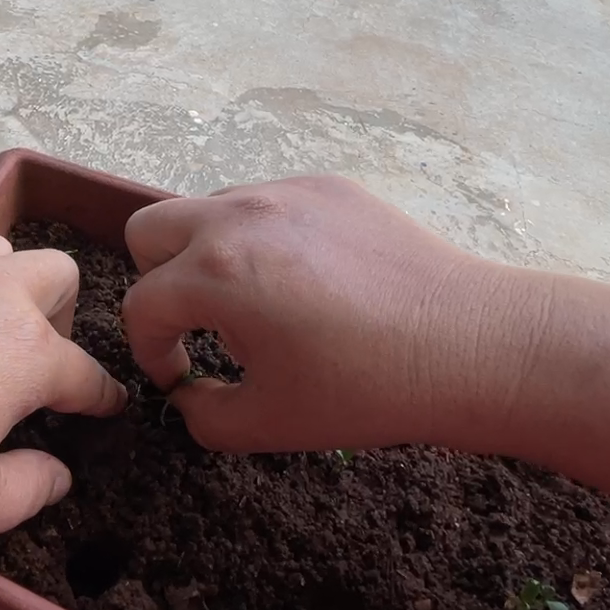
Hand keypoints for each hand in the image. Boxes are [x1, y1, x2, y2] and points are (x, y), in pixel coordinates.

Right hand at [121, 176, 536, 454]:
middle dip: (157, 281)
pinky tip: (307, 277)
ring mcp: (283, 191)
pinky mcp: (324, 185)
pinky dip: (260, 238)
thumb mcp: (266, 424)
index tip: (178, 376)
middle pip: (147, 231)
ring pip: (205, 210)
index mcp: (214, 273)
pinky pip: (263, 202)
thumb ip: (201, 416)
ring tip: (258, 299)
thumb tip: (187, 396)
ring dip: (207, 255)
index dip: (149, 351)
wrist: (469, 345)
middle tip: (199, 321)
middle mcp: (237, 216)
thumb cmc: (364, 389)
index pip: (141, 305)